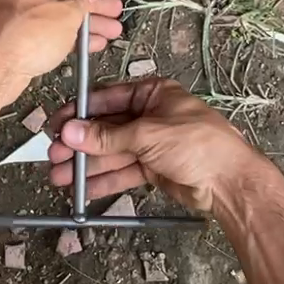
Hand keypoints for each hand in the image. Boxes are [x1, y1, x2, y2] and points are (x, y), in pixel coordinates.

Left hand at [0, 0, 123, 106]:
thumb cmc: (23, 36)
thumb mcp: (66, 15)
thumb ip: (81, 1)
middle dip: (92, 4)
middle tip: (112, 10)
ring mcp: (18, 13)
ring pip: (59, 14)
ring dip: (86, 22)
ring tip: (110, 30)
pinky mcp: (17, 36)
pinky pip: (48, 31)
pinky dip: (69, 36)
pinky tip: (89, 44)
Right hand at [46, 78, 267, 212]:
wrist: (230, 182)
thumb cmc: (200, 144)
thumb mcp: (148, 134)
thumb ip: (107, 136)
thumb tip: (71, 132)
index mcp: (152, 94)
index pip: (107, 99)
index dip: (79, 113)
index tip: (56, 125)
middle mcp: (150, 115)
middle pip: (106, 128)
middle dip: (80, 144)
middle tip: (53, 157)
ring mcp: (151, 143)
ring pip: (111, 152)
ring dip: (87, 165)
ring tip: (60, 178)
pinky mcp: (154, 168)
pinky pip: (122, 171)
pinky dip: (104, 180)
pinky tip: (84, 190)